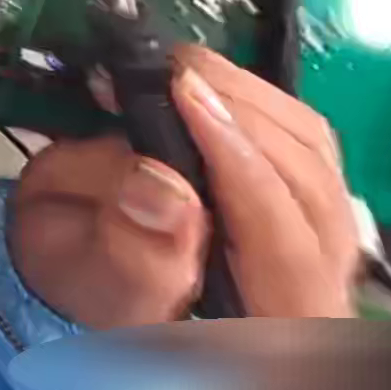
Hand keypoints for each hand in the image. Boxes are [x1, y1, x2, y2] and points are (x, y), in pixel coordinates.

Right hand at [11, 47, 357, 326]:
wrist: (79, 259)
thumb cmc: (77, 272)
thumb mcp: (79, 265)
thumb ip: (126, 244)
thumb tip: (163, 184)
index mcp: (264, 320)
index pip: (282, 243)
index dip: (236, 162)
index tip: (181, 93)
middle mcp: (312, 287)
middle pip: (311, 188)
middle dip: (238, 113)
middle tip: (163, 71)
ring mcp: (312, 241)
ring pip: (313, 153)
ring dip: (242, 96)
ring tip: (169, 70)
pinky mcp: (292, 198)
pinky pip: (297, 138)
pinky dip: (244, 96)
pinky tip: (187, 81)